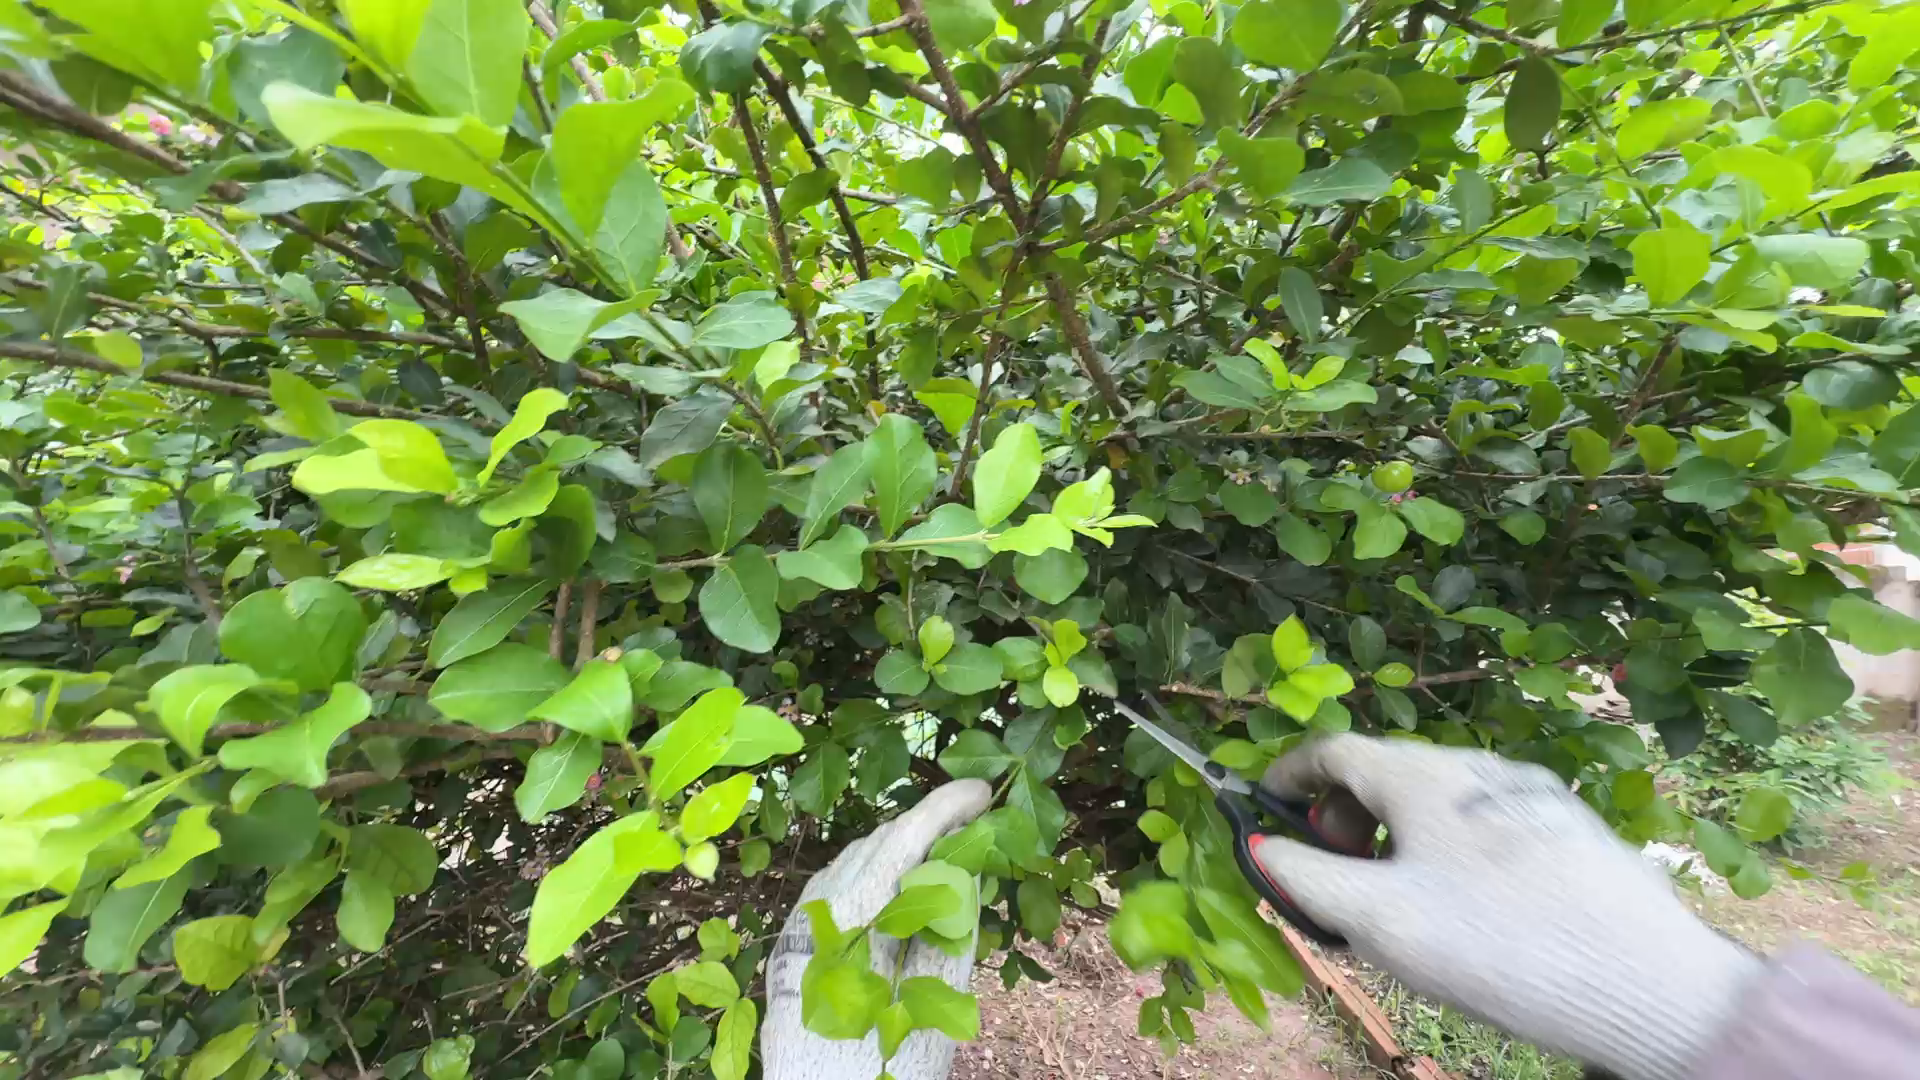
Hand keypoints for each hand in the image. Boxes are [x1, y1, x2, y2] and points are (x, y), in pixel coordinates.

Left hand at [761, 780, 991, 1079]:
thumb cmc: (878, 1072)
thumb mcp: (931, 1007)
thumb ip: (950, 930)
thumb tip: (965, 870)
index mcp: (849, 923)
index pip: (902, 841)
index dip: (944, 809)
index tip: (983, 792)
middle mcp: (818, 910)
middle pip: (881, 843)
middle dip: (930, 825)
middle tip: (977, 822)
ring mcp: (802, 924)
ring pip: (860, 859)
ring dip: (905, 847)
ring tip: (947, 850)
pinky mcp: (797, 940)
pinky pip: (842, 883)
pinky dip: (879, 873)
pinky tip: (903, 887)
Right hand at [1254, 735, 1759, 1079]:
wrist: (1665, 996)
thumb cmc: (1498, 945)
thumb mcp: (1378, 918)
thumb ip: (1301, 875)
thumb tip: (1261, 844)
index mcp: (1420, 775)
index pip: (1331, 750)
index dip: (1289, 774)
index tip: (1267, 806)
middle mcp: (1471, 764)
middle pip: (1379, 770)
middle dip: (1339, 812)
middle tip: (1337, 866)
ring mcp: (1526, 790)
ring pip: (1430, 793)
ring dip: (1388, 826)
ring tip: (1394, 885)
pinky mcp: (1566, 824)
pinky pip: (1475, 815)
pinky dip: (1438, 838)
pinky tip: (1460, 893)